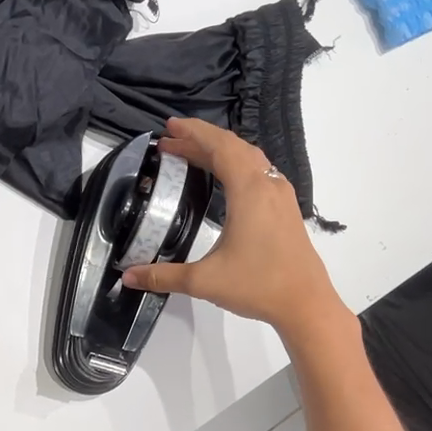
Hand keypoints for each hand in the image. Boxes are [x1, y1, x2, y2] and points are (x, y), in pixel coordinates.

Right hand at [122, 118, 348, 341]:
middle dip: (201, 141)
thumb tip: (127, 276)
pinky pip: (258, 174)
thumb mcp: (203, 281)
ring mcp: (279, 196)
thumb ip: (162, 276)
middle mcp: (266, 185)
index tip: (169, 127)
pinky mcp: (284, 210)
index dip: (193, 134)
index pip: (220, 148)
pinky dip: (235, 166)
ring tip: (191, 157)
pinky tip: (223, 180)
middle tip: (170, 142)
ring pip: (249, 159)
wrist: (304, 302)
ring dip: (219, 153)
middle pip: (234, 148)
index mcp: (248, 191)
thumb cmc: (257, 285)